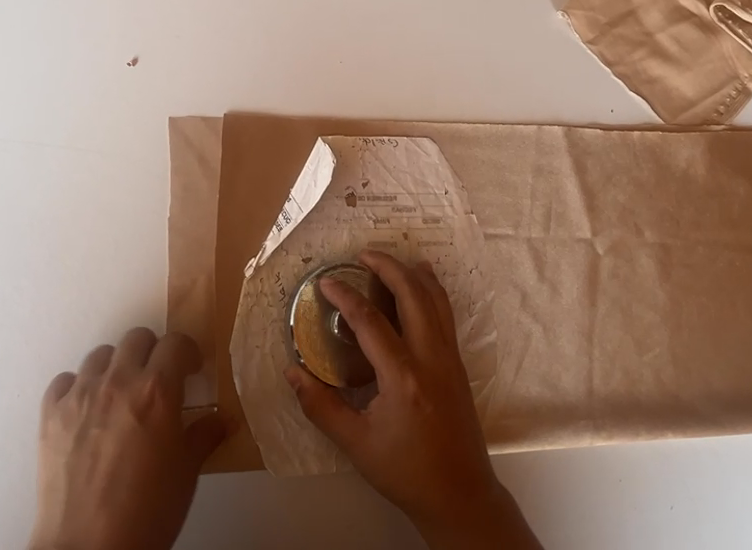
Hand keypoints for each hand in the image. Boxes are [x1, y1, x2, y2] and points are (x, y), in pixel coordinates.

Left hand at [29, 328, 229, 549]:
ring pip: (101, 354)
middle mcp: (118, 381)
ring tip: (121, 395)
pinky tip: (87, 411)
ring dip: (115, 366)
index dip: (187, 353)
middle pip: (137, 338)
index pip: (177, 343)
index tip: (191, 370)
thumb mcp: (187, 472)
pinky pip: (65, 380)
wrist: (89, 549)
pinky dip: (78, 387)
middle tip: (158, 380)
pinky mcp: (51, 413)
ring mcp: (81, 394)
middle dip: (152, 353)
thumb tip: (223, 419)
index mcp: (158, 390)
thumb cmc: (148, 512)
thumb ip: (204, 436)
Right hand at [285, 250, 540, 549]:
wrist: (459, 495)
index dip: (345, 296)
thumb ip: (321, 405)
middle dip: (388, 267)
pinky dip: (432, 292)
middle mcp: (430, 358)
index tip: (325, 282)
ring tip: (393, 259)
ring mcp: (449, 358)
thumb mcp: (355, 444)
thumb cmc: (405, 471)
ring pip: (436, 300)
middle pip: (412, 295)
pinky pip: (446, 315)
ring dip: (414, 274)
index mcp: (402, 377)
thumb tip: (292, 372)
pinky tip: (423, 286)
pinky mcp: (458, 365)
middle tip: (363, 254)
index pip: (369, 321)